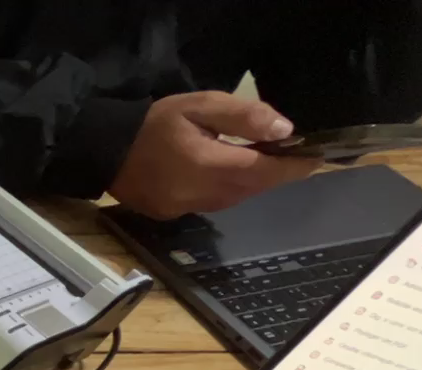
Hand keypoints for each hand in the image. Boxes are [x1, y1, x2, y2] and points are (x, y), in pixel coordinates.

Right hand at [109, 92, 319, 219]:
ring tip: (260, 169)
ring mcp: (177, 207)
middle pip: (248, 189)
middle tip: (293, 161)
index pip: (263, 170)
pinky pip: (206, 206)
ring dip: (249, 186)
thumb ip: (246, 116)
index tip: (318, 159)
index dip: (294, 167)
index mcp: (207, 165)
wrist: (103, 152)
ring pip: (229, 200)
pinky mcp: (164, 213)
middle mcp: (194, 193)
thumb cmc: (154, 124)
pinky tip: (223, 180)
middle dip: (273, 176)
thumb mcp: (203, 105)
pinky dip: (223, 194)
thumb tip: (285, 130)